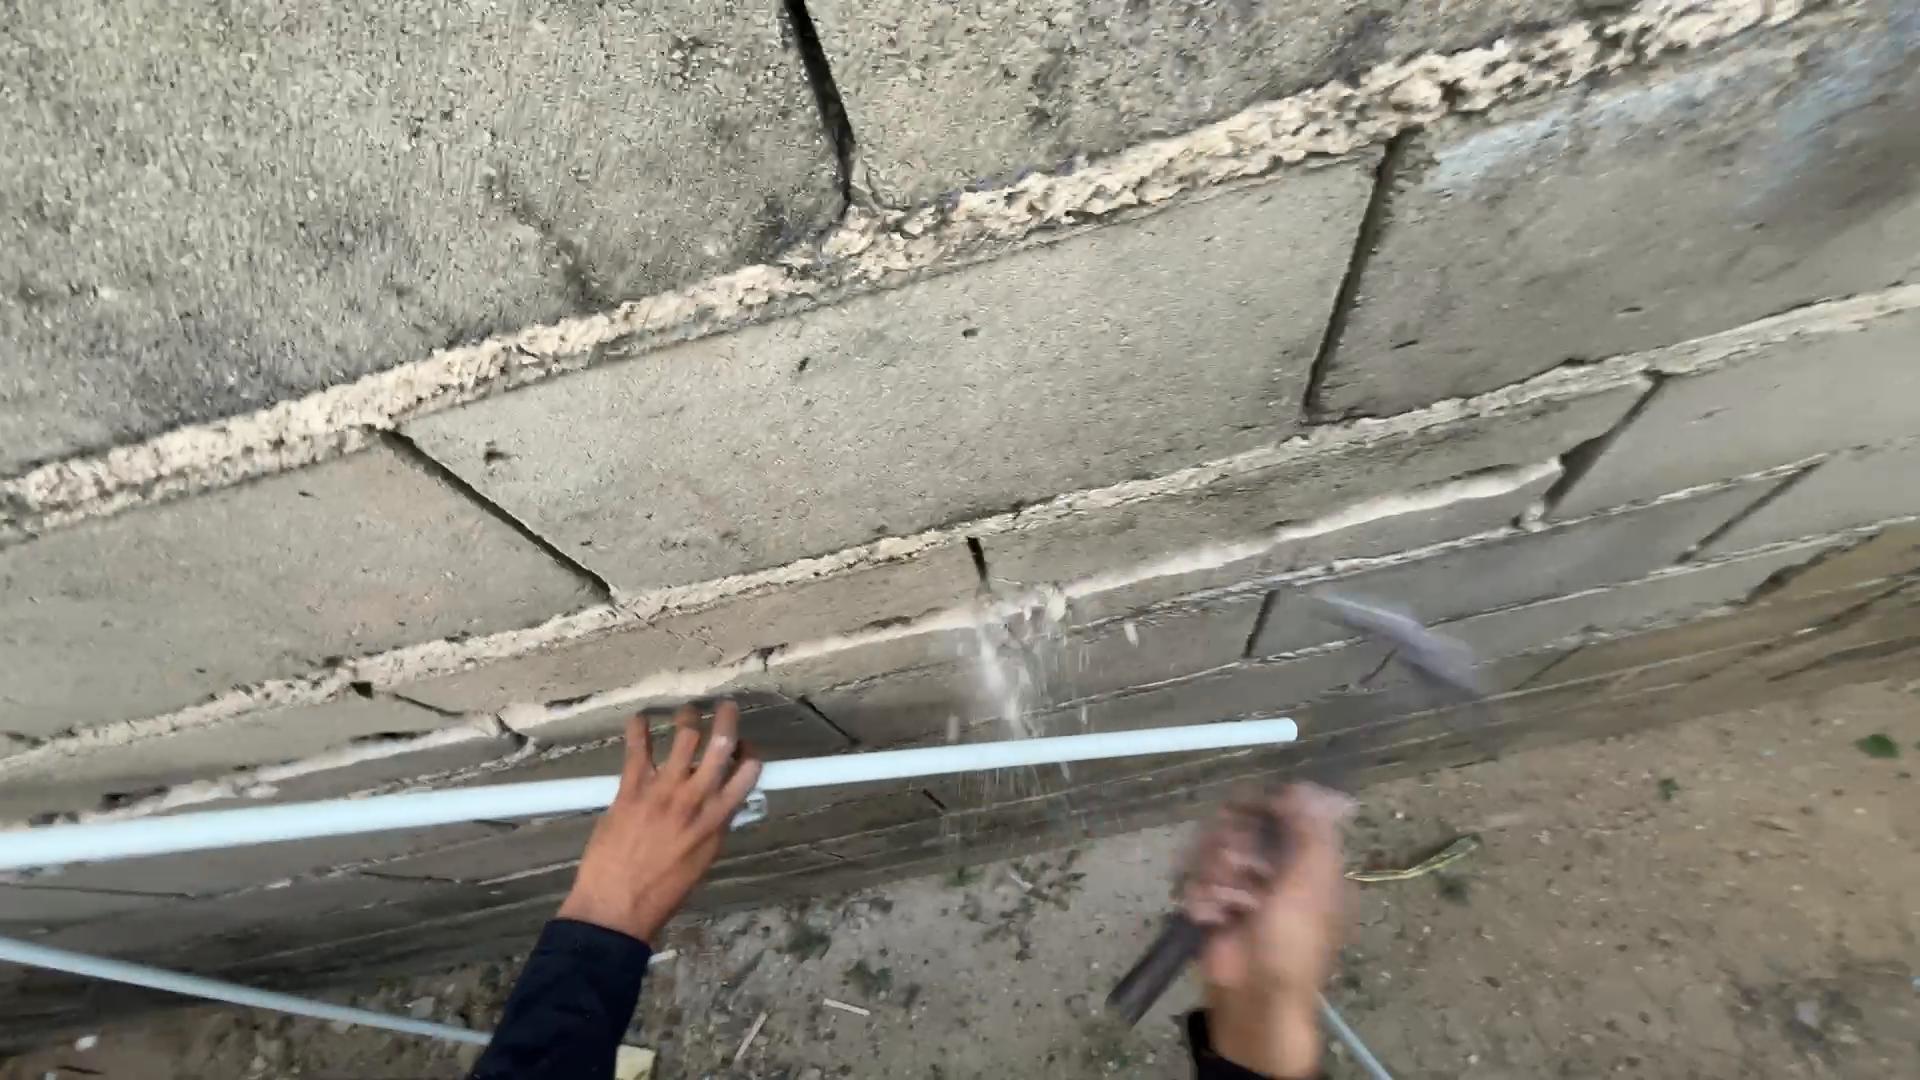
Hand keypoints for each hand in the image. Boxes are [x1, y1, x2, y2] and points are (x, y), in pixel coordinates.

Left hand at [557, 701, 762, 944]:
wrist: (615, 909)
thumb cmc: (663, 890)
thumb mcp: (703, 857)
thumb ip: (714, 823)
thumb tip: (722, 801)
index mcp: (717, 818)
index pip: (747, 771)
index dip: (749, 753)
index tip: (743, 748)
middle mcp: (695, 798)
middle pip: (720, 744)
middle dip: (727, 718)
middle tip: (727, 706)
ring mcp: (662, 790)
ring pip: (684, 738)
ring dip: (688, 718)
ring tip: (687, 712)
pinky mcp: (630, 790)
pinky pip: (637, 750)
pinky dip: (638, 729)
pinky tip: (639, 718)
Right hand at [1181, 784, 1353, 1077]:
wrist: (1252, 996)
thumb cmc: (1291, 944)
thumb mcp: (1311, 885)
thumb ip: (1309, 831)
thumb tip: (1304, 786)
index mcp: (1306, 862)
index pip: (1279, 810)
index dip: (1259, 805)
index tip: (1244, 809)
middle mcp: (1271, 866)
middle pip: (1237, 823)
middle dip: (1232, 846)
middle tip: (1238, 868)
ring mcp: (1238, 881)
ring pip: (1210, 845)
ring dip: (1214, 872)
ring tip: (1225, 901)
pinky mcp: (1210, 897)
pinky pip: (1193, 873)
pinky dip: (1199, 893)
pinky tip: (1210, 913)